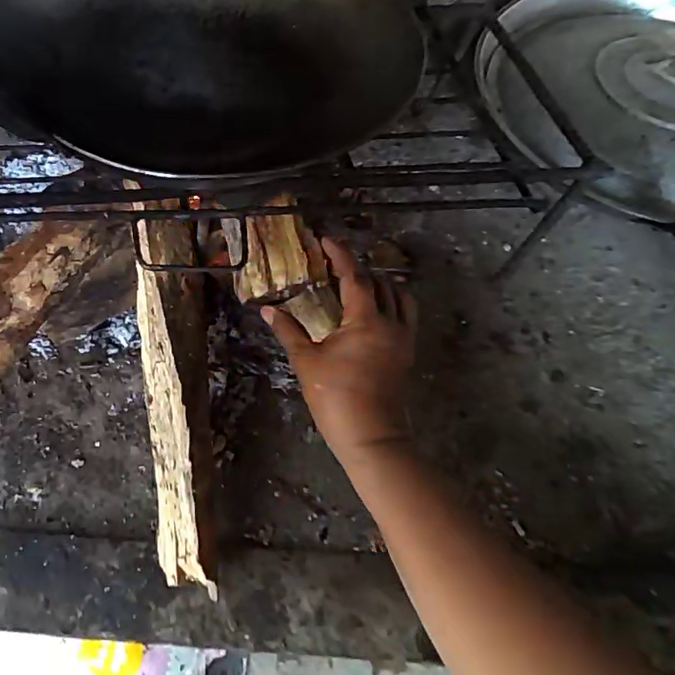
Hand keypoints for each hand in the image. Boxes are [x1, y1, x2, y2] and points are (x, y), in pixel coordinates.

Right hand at [262, 237, 416, 449]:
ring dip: (379, 285)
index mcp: (366, 321)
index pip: (355, 277)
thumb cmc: (335, 395)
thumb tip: (268, 310)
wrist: (370, 434)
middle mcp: (391, 324)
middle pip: (380, 283)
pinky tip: (370, 312)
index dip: (340, 256)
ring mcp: (403, 339)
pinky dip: (390, 304)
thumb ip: (289, 330)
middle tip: (333, 265)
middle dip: (358, 269)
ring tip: (355, 284)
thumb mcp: (306, 360)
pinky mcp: (405, 353)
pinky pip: (405, 316)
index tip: (326, 240)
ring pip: (399, 298)